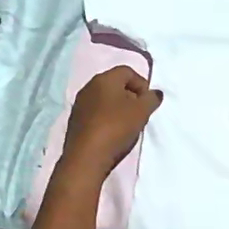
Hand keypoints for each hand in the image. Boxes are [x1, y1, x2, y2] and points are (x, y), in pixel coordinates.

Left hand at [60, 66, 161, 181]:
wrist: (86, 157)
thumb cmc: (116, 128)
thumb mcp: (142, 112)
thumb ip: (151, 99)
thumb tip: (154, 93)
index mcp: (104, 79)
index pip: (128, 71)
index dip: (142, 84)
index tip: (148, 102)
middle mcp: (89, 86)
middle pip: (115, 84)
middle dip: (130, 96)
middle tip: (140, 113)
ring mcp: (79, 104)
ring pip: (105, 99)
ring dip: (118, 108)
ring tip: (127, 125)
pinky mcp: (75, 120)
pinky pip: (95, 112)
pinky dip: (106, 118)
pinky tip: (112, 133)